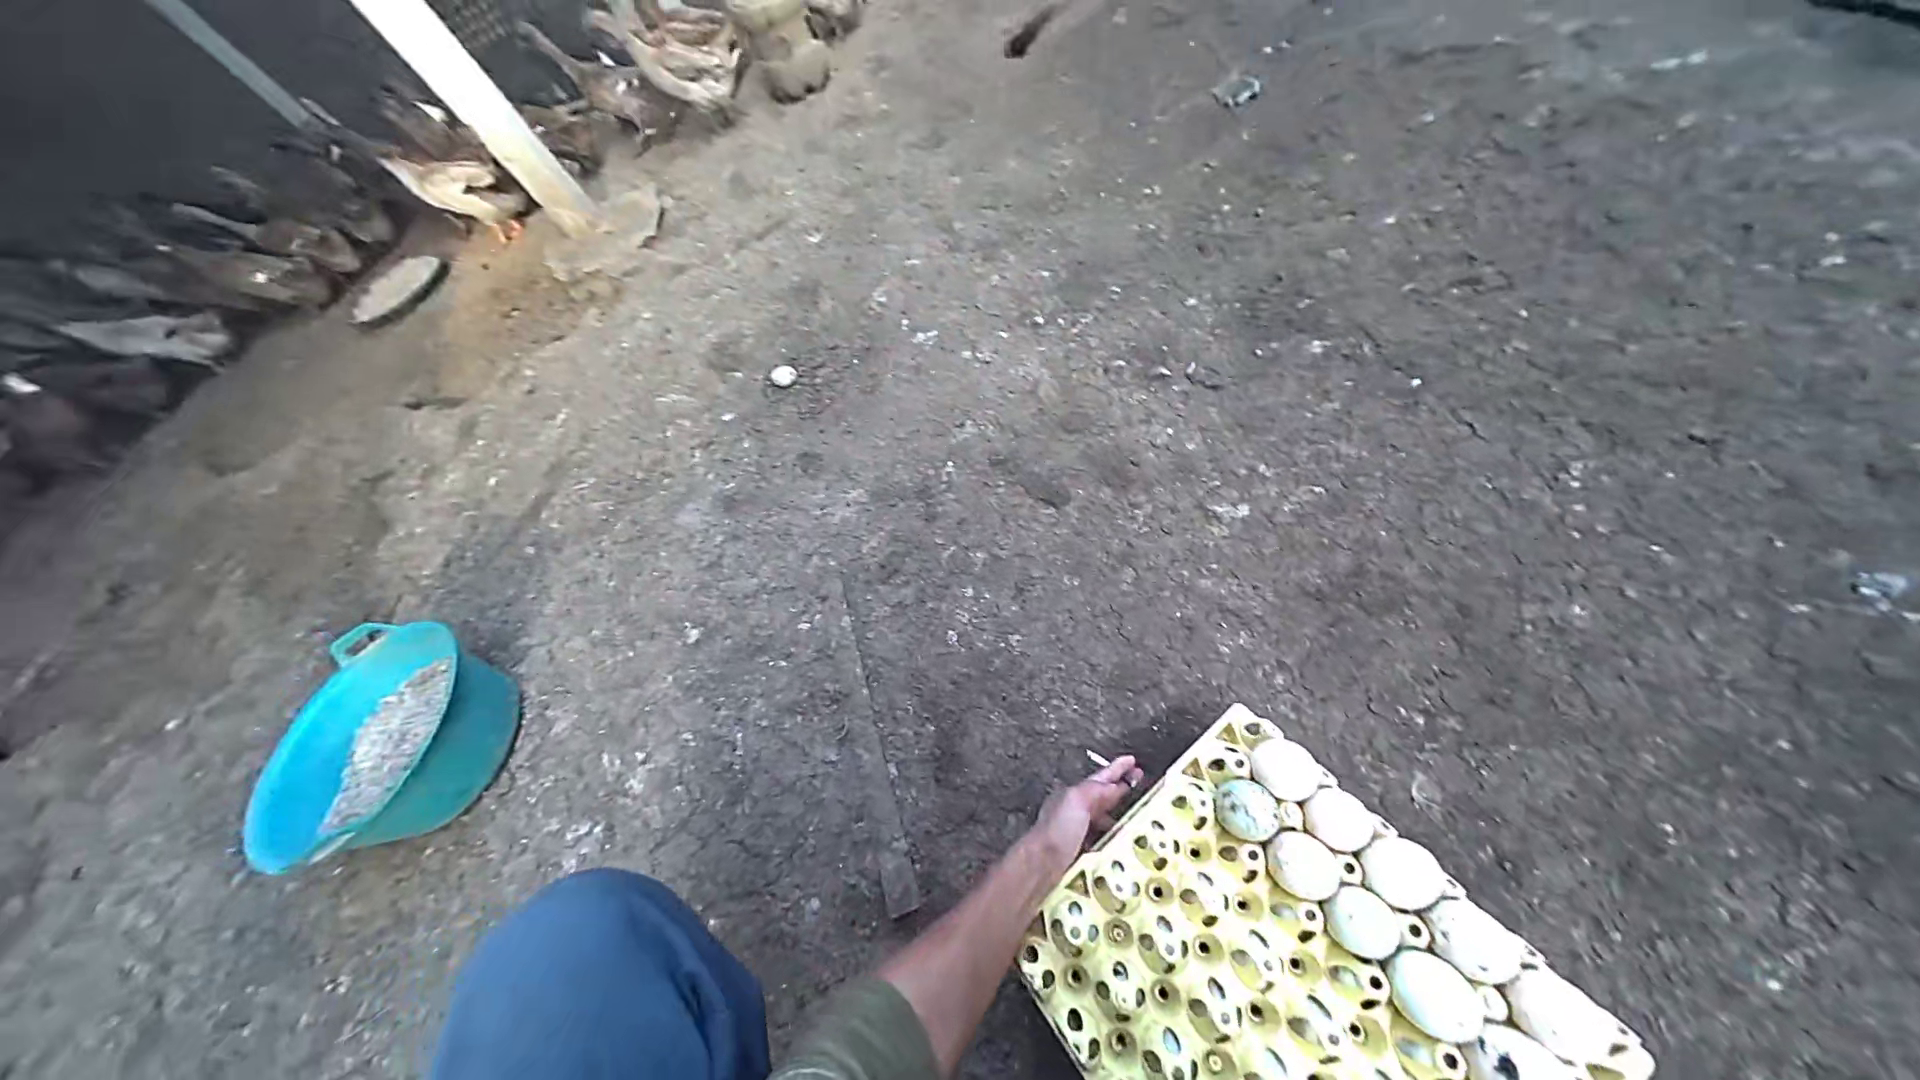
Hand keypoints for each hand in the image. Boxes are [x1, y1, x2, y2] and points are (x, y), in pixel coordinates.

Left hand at [1028, 755, 1145, 873]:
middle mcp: (1076, 809)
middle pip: (1103, 795)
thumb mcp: (1075, 801)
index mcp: (1075, 794)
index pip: (1101, 777)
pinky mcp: (1082, 851)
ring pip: (1104, 817)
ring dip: (1120, 813)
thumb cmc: (1057, 829)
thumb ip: (1094, 790)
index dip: (1117, 768)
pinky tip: (1124, 842)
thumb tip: (1114, 786)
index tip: (1132, 760)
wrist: (1042, 863)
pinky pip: (1103, 838)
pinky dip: (1114, 837)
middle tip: (1140, 781)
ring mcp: (1079, 830)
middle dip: (1121, 787)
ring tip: (1139, 815)